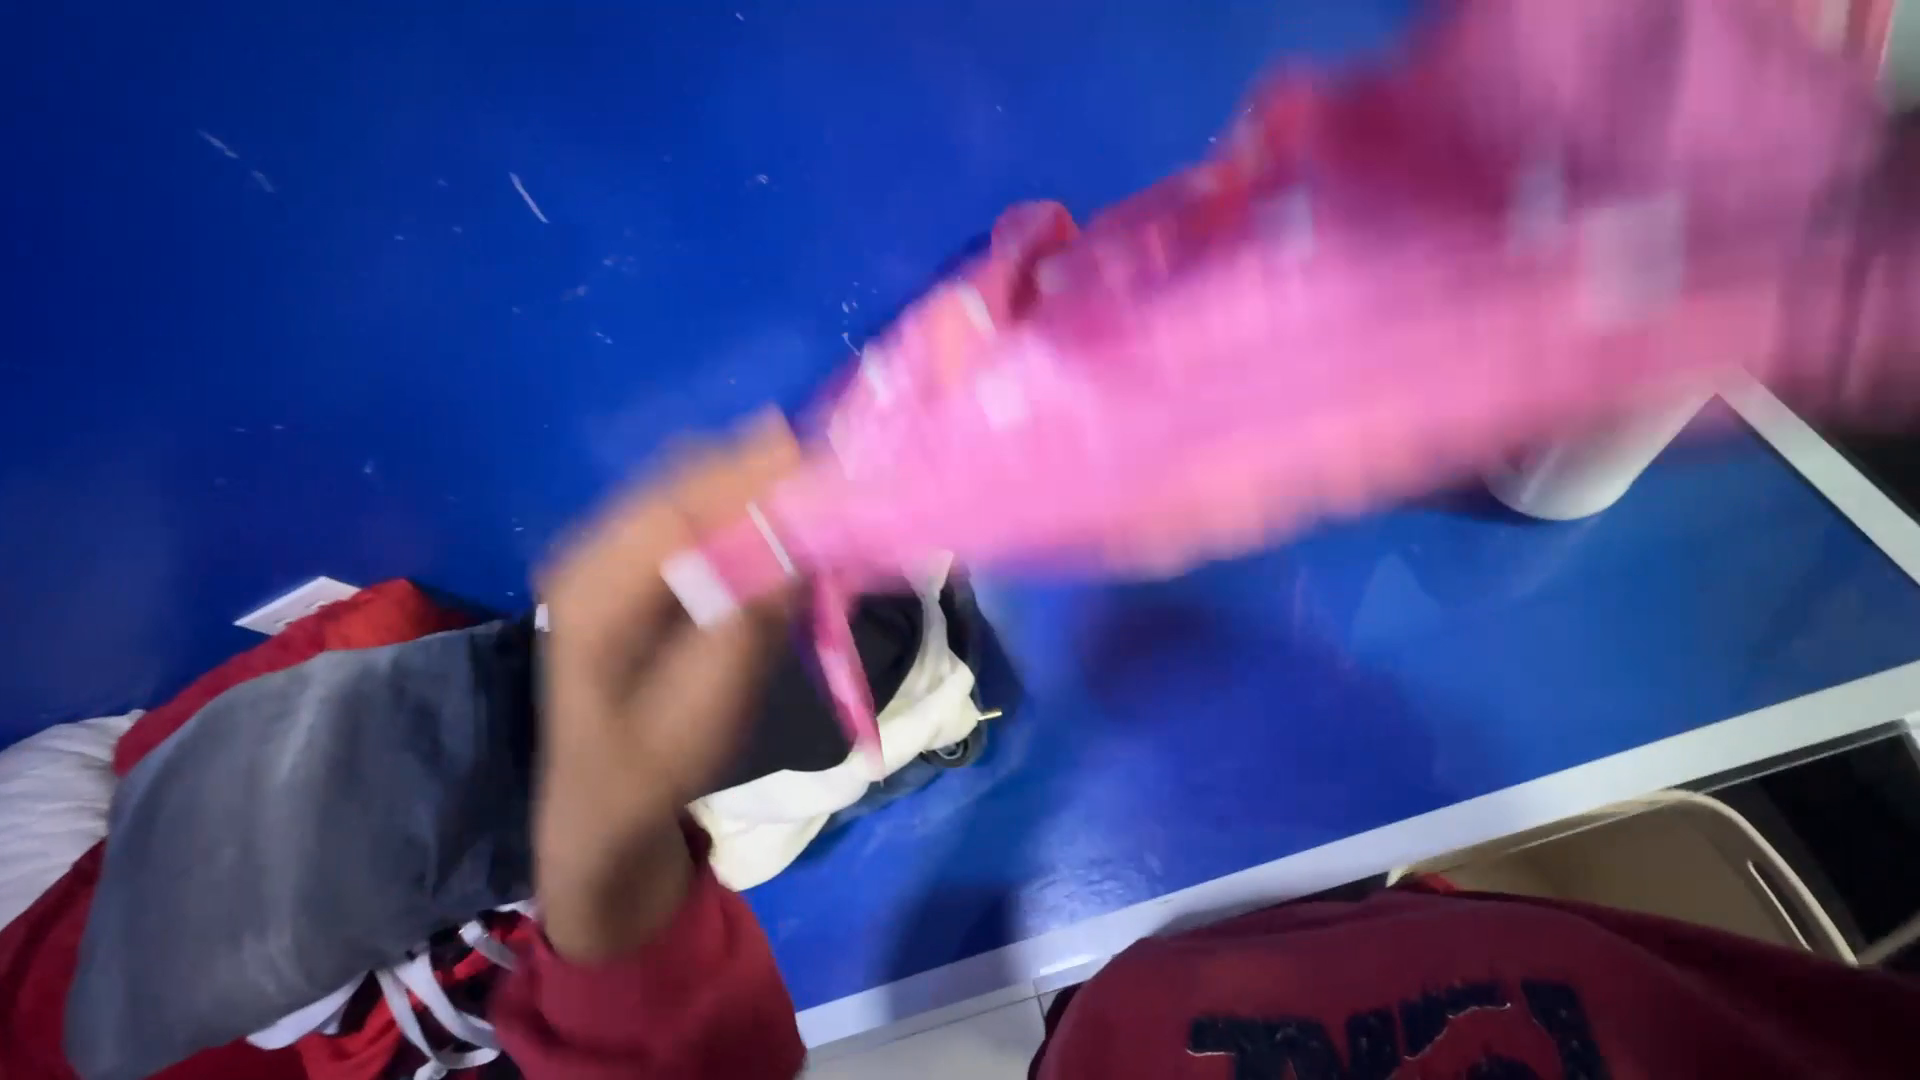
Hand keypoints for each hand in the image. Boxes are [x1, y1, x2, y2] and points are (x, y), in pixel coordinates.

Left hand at [534, 413, 798, 961]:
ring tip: (816, 489)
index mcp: (595, 589)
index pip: (679, 508)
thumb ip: (750, 621)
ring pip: (692, 492)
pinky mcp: (638, 566)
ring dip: (754, 487)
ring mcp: (612, 555)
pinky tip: (782, 521)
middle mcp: (594, 553)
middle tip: (829, 470)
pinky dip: (743, 511)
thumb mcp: (708, 703)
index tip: (819, 460)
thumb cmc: (655, 765)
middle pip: (684, 485)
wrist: (607, 803)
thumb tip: (803, 545)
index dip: (751, 480)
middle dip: (758, 471)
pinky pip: (696, 516)